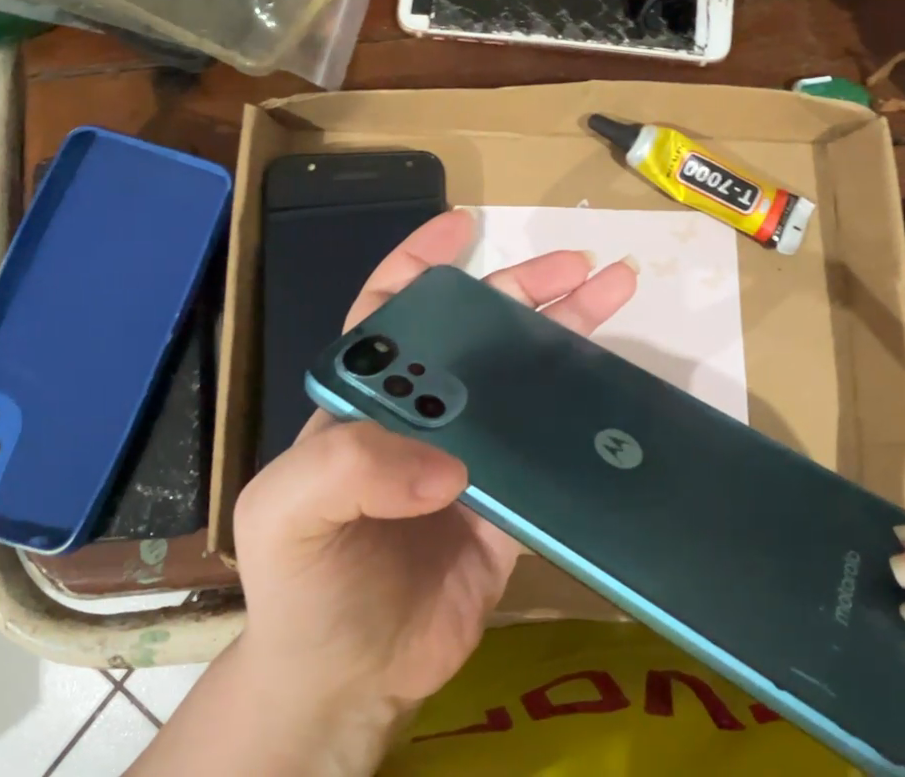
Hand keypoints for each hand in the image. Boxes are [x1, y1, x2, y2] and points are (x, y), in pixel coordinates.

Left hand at [232, 208, 637, 708]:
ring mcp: (467, 460)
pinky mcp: (507, 508)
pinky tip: (615, 391)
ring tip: (615, 294)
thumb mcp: (288, 512)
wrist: (348, 678)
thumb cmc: (302, 585)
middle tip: (578, 265)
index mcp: (361, 403)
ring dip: (565, 337)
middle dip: (521, 290)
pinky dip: (581, 421)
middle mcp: (418, 418)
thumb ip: (349, 468)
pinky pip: (548, 455)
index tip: (462, 226)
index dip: (419, 263)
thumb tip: (450, 461)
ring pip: (520, 383)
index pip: (387, 313)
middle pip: (473, 336)